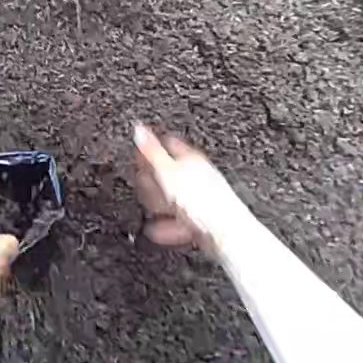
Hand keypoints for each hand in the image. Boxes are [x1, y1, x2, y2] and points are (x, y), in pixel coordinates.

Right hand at [132, 123, 253, 253]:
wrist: (225, 233)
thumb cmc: (202, 201)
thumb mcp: (168, 173)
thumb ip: (152, 151)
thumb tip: (139, 129)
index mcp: (192, 159)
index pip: (168, 144)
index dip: (151, 149)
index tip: (138, 156)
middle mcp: (200, 176)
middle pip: (170, 173)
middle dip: (153, 181)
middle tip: (143, 187)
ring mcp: (202, 198)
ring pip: (174, 198)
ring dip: (159, 205)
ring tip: (151, 211)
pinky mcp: (203, 220)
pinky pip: (180, 218)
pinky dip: (168, 224)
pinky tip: (160, 231)